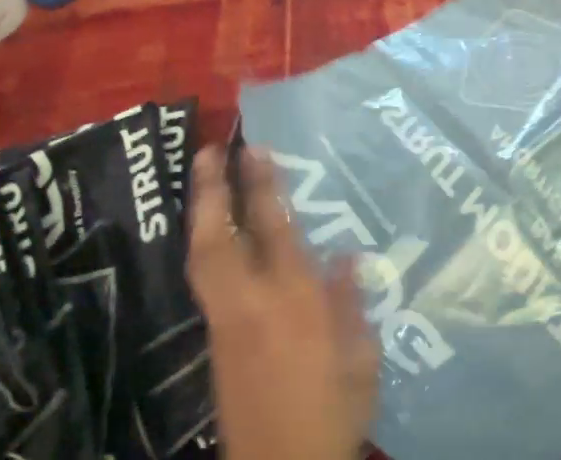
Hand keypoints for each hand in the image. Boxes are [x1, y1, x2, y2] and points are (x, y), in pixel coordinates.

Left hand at [187, 146, 377, 459]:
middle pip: (219, 234)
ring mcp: (225, 319)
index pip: (273, 226)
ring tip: (203, 178)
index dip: (262, 183)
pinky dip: (203, 244)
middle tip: (210, 149)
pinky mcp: (213, 340)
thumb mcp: (360, 358)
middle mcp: (251, 299)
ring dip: (200, 212)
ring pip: (202, 255)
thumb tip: (346, 258)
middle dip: (211, 188)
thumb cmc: (332, 412)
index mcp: (294, 298)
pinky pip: (203, 277)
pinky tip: (212, 233)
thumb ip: (350, 304)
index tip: (255, 147)